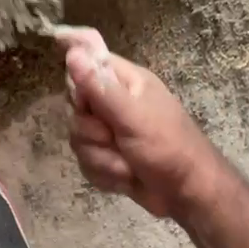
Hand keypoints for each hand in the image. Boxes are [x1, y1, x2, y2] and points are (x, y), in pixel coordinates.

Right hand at [57, 26, 231, 220]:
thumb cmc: (169, 148)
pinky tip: (125, 178)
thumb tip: (73, 53)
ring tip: (127, 165)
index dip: (74, 64)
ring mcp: (109, 131)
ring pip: (78, 138)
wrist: (188, 195)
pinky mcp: (106, 157)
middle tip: (114, 137)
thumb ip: (100, 88)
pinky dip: (104, 174)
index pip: (89, 60)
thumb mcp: (133, 116)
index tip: (60, 60)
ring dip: (101, 157)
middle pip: (76, 107)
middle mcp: (114, 102)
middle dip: (92, 130)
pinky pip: (85, 161)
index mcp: (125, 82)